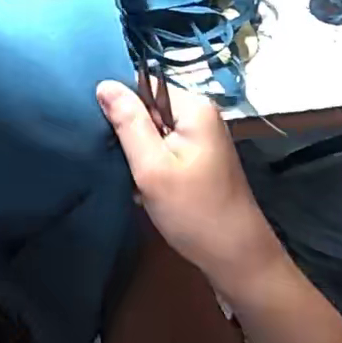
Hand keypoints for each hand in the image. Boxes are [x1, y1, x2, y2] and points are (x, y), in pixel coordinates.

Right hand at [96, 80, 288, 300]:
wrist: (237, 259)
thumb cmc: (194, 212)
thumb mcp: (152, 166)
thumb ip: (128, 122)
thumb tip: (104, 84)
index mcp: (194, 107)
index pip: (143, 85)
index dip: (120, 105)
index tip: (105, 132)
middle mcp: (201, 114)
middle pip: (148, 106)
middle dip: (128, 130)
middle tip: (118, 158)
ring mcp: (202, 136)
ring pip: (153, 129)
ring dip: (138, 150)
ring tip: (130, 173)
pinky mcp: (199, 156)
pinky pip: (164, 146)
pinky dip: (151, 162)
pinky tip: (145, 184)